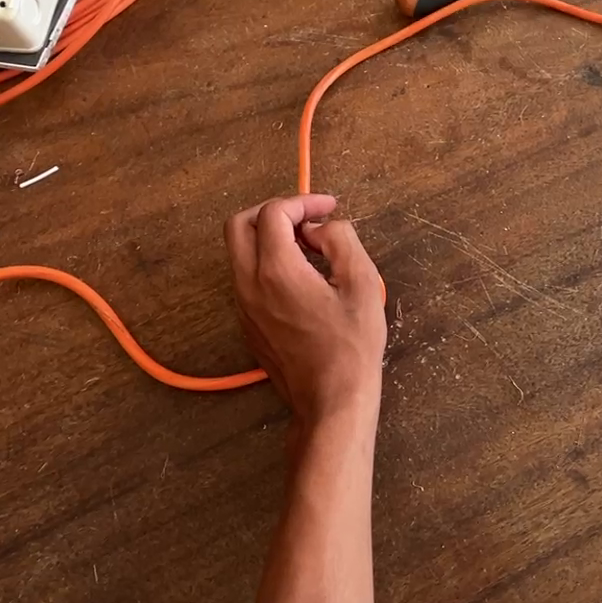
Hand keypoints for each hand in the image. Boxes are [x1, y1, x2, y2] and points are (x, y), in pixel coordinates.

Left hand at [226, 195, 386, 429]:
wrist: (331, 401)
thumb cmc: (352, 344)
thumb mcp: (362, 282)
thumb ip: (341, 240)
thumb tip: (321, 229)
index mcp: (277, 272)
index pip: (273, 213)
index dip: (303, 201)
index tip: (330, 207)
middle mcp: (249, 286)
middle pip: (239, 225)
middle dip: (274, 211)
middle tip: (309, 218)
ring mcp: (244, 307)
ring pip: (240, 252)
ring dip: (270, 236)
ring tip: (312, 247)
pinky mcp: (248, 323)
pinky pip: (247, 276)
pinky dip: (269, 261)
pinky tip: (304, 275)